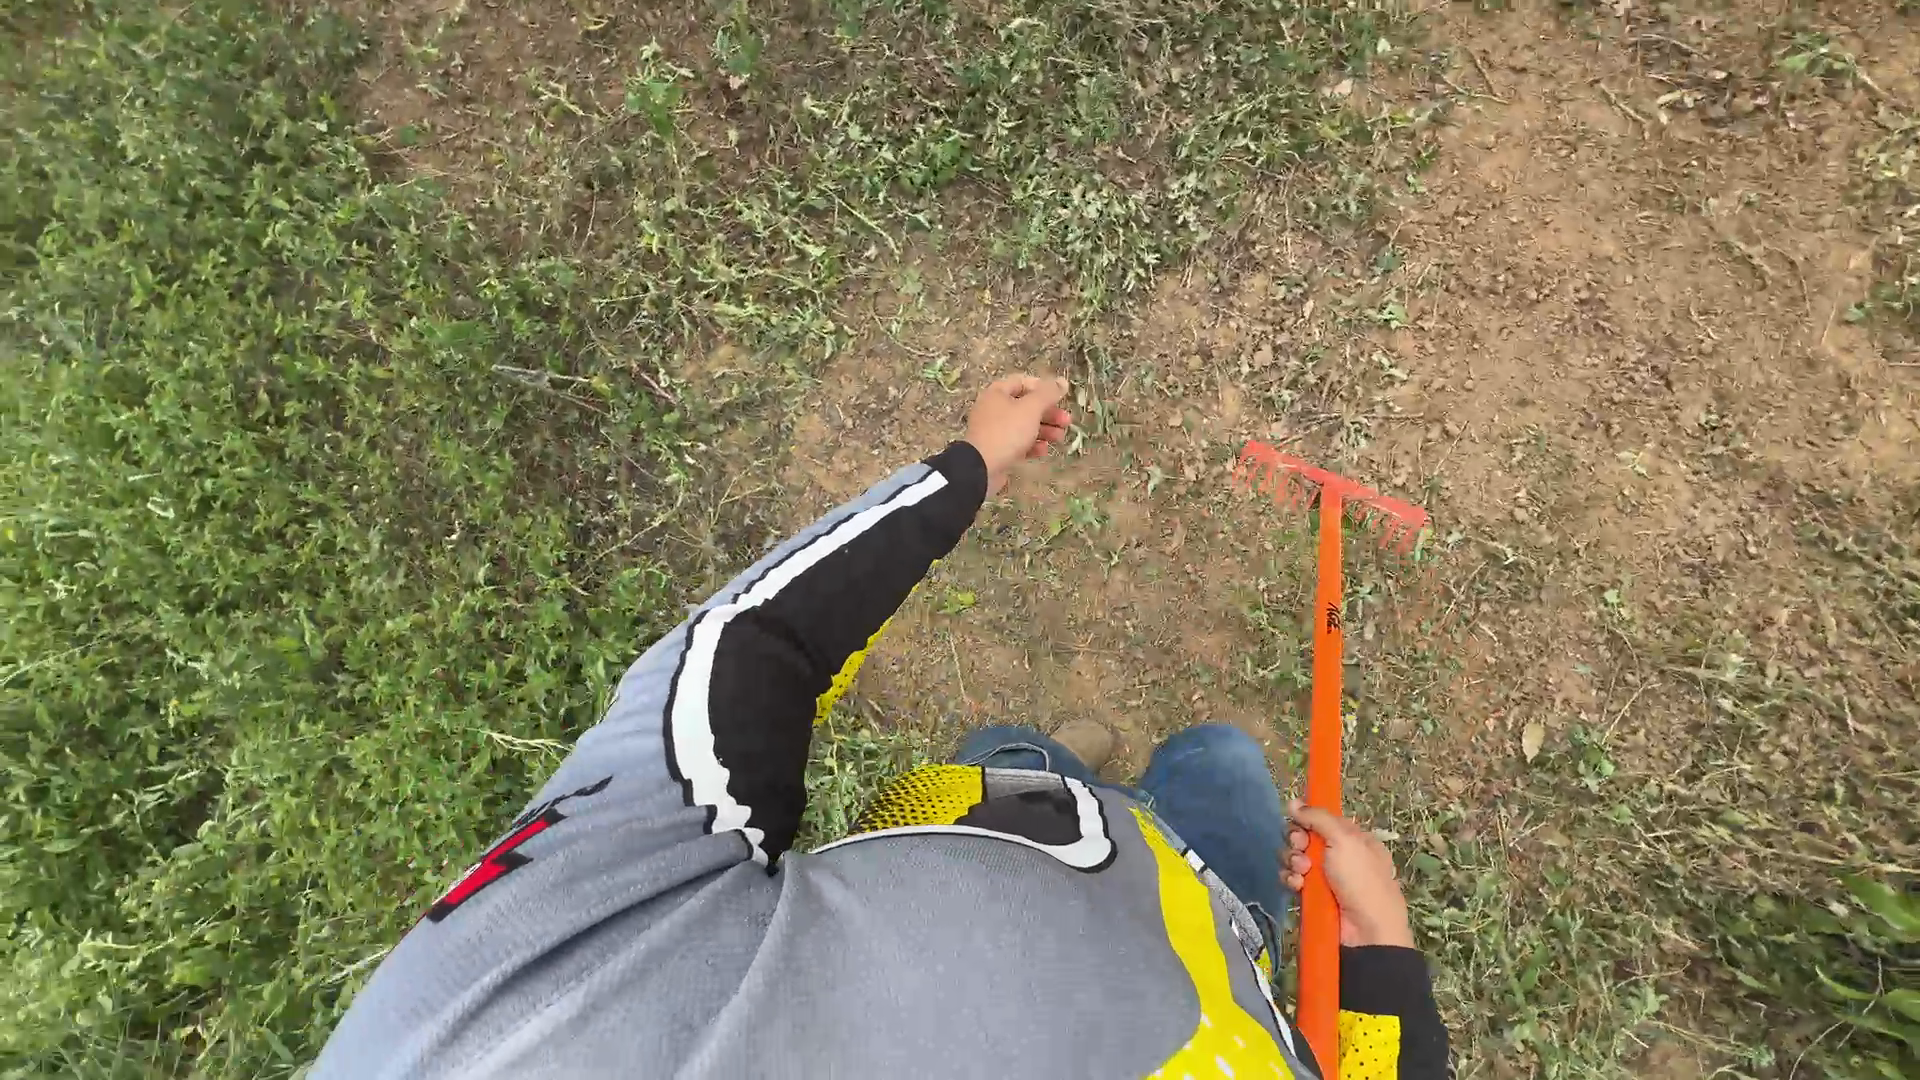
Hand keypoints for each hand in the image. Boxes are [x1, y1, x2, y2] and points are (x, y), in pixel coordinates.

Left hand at [964, 375, 1071, 495]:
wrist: (982, 468)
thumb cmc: (1007, 432)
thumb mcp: (1031, 409)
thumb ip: (1048, 394)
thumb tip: (1063, 381)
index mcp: (997, 393)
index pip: (1022, 382)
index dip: (1042, 388)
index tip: (1059, 397)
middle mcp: (993, 410)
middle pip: (1025, 406)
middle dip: (1048, 413)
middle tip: (1066, 421)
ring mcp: (994, 431)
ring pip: (1024, 426)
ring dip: (1044, 430)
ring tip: (1060, 438)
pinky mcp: (997, 451)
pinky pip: (1017, 444)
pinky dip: (1032, 445)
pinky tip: (1043, 451)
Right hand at [1285, 800, 1414, 947]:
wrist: (1366, 933)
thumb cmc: (1362, 881)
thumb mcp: (1345, 840)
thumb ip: (1317, 817)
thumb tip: (1292, 801)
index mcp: (1354, 839)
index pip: (1322, 819)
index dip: (1308, 819)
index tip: (1300, 821)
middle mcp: (1339, 855)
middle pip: (1303, 836)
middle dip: (1297, 841)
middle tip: (1302, 848)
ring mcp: (1325, 876)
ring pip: (1294, 856)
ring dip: (1293, 861)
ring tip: (1302, 872)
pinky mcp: (1312, 894)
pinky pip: (1292, 878)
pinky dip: (1291, 879)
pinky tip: (1298, 886)